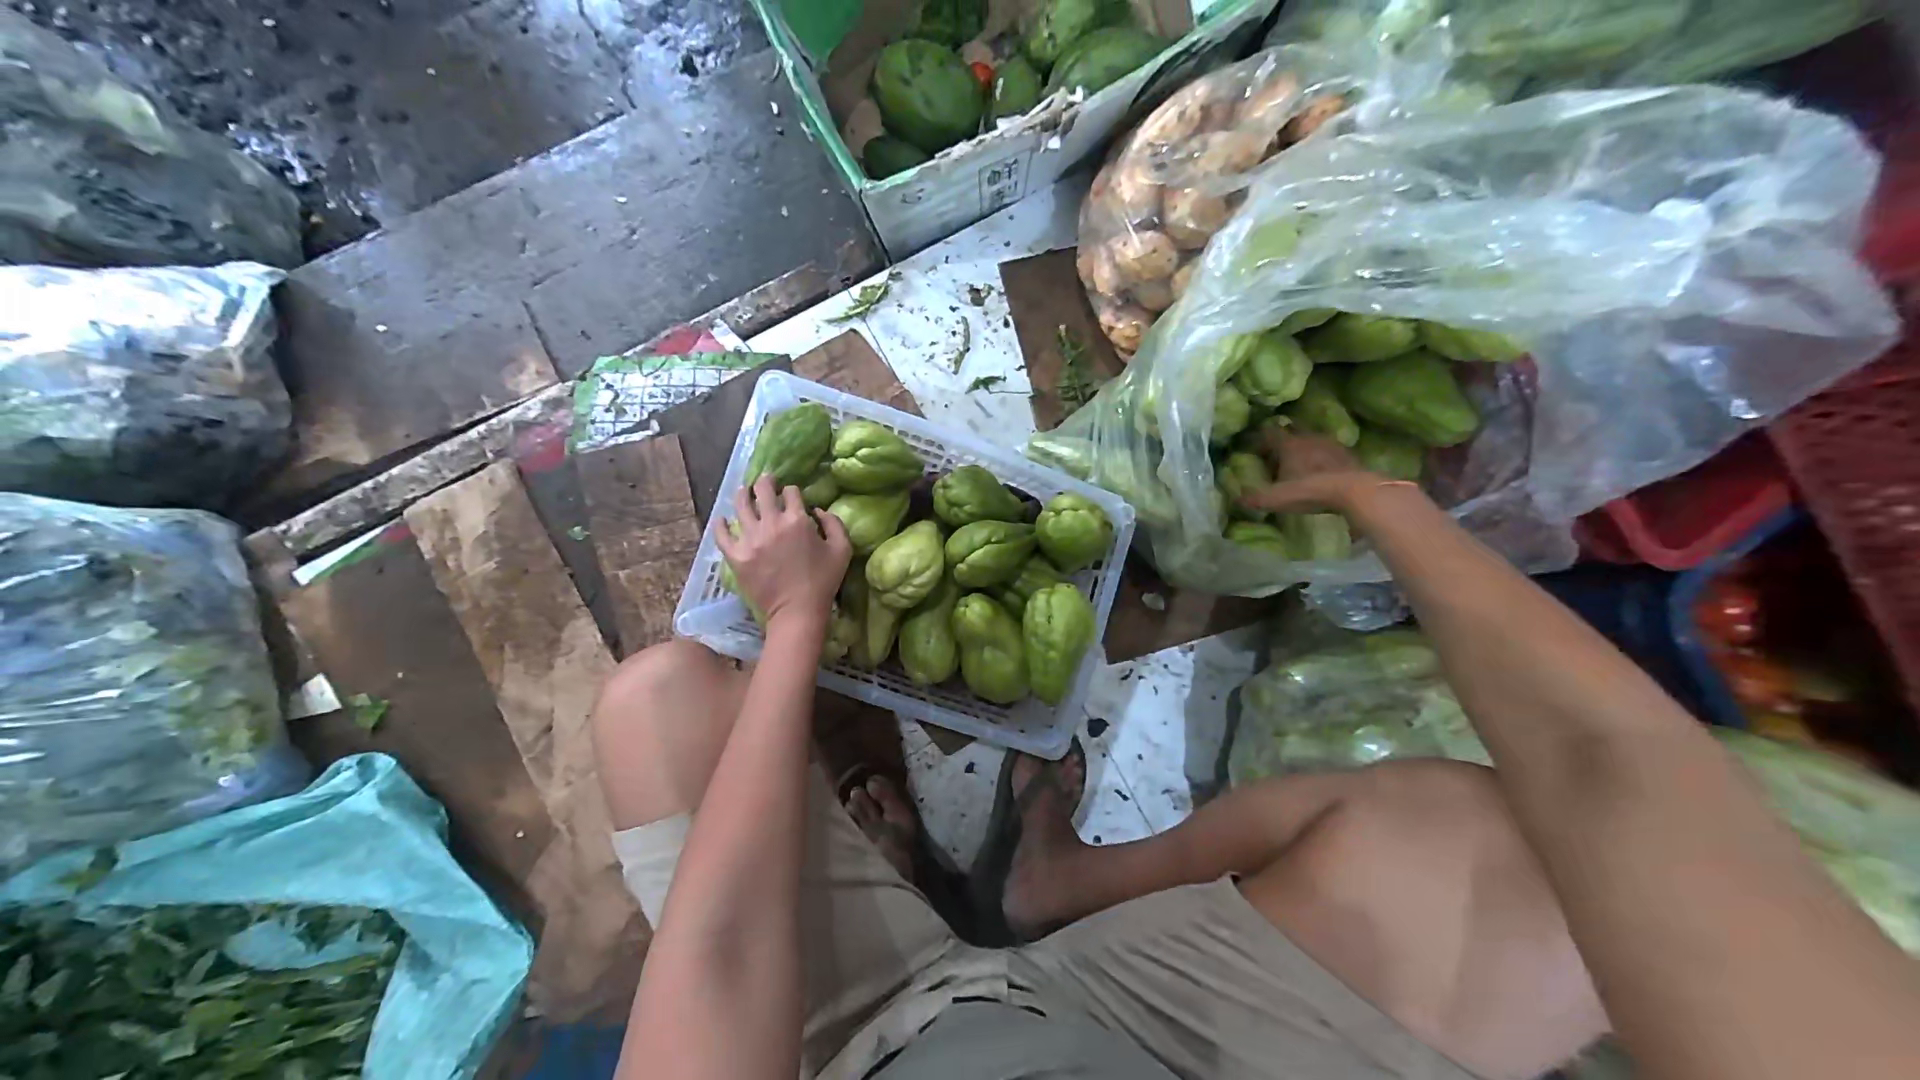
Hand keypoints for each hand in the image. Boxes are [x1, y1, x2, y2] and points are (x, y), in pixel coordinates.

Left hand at [717, 476, 851, 630]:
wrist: (797, 611)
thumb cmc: (823, 581)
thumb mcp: (842, 549)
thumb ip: (834, 524)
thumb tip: (818, 510)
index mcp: (797, 520)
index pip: (790, 492)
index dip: (791, 491)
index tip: (791, 495)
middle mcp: (771, 523)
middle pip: (762, 491)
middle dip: (764, 482)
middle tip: (764, 482)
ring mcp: (750, 538)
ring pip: (740, 505)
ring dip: (742, 494)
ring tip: (743, 492)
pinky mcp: (735, 555)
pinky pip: (722, 534)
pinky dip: (721, 524)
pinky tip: (722, 519)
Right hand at [1239, 431, 1379, 514]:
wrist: (1353, 490)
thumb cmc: (1308, 490)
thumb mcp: (1276, 499)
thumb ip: (1254, 499)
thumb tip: (1236, 499)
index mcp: (1288, 444)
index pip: (1269, 432)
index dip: (1260, 439)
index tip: (1254, 448)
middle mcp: (1308, 438)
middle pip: (1292, 430)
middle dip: (1284, 439)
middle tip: (1277, 453)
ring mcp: (1330, 444)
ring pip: (1312, 439)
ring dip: (1305, 447)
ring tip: (1300, 463)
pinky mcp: (1348, 454)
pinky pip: (1330, 450)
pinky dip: (1323, 457)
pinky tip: (1322, 471)